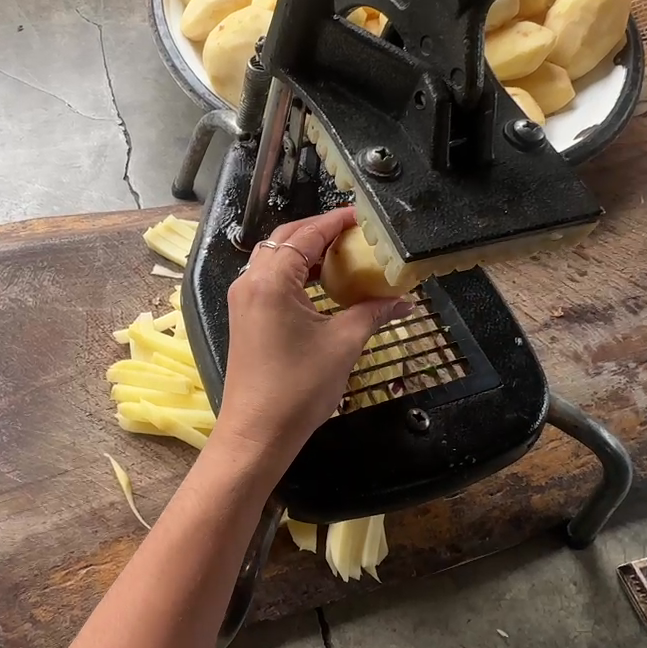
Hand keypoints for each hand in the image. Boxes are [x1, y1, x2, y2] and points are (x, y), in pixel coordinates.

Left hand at [214, 207, 412, 467]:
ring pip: (275, 258)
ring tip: (345, 254)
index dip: (336, 221)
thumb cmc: (299, 388)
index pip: (306, 234)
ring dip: (307, 252)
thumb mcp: (344, 344)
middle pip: (285, 239)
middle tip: (357, 233)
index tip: (364, 215)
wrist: (257, 432)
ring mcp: (243, 298)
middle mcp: (250, 280)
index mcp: (270, 279)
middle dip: (321, 232)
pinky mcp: (245, 315)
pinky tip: (323, 283)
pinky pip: (270, 278)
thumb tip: (403, 299)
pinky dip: (296, 272)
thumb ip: (372, 311)